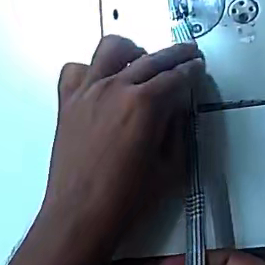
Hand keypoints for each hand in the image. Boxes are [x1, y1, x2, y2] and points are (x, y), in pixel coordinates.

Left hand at [30, 35, 202, 264]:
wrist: (80, 214)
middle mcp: (114, 89)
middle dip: (174, 55)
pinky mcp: (67, 103)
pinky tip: (101, 80)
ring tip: (141, 60)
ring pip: (111, 49)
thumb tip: (176, 109)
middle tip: (186, 56)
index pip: (177, 75)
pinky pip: (76, 69)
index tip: (197, 68)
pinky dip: (90, 69)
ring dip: (132, 51)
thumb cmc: (124, 199)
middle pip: (151, 57)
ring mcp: (87, 92)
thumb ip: (176, 130)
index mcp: (144, 104)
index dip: (192, 70)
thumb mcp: (170, 167)